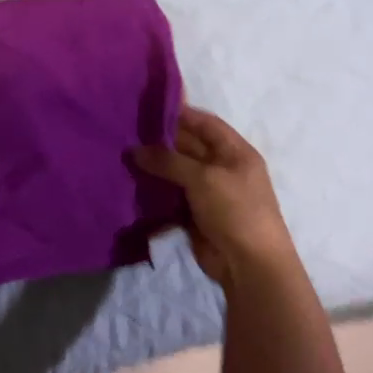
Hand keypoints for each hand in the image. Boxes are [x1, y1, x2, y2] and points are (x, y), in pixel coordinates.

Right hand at [132, 105, 294, 290]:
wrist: (250, 266)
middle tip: (125, 130)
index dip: (179, 113)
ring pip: (176, 170)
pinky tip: (131, 180)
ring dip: (153, 164)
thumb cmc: (235, 211)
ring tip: (122, 152)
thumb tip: (134, 150)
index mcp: (235, 153)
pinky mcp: (195, 211)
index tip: (146, 107)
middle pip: (188, 145)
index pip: (205, 123)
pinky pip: (170, 193)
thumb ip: (168, 160)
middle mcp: (222, 167)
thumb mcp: (203, 178)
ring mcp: (208, 191)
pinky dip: (154, 187)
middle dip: (160, 139)